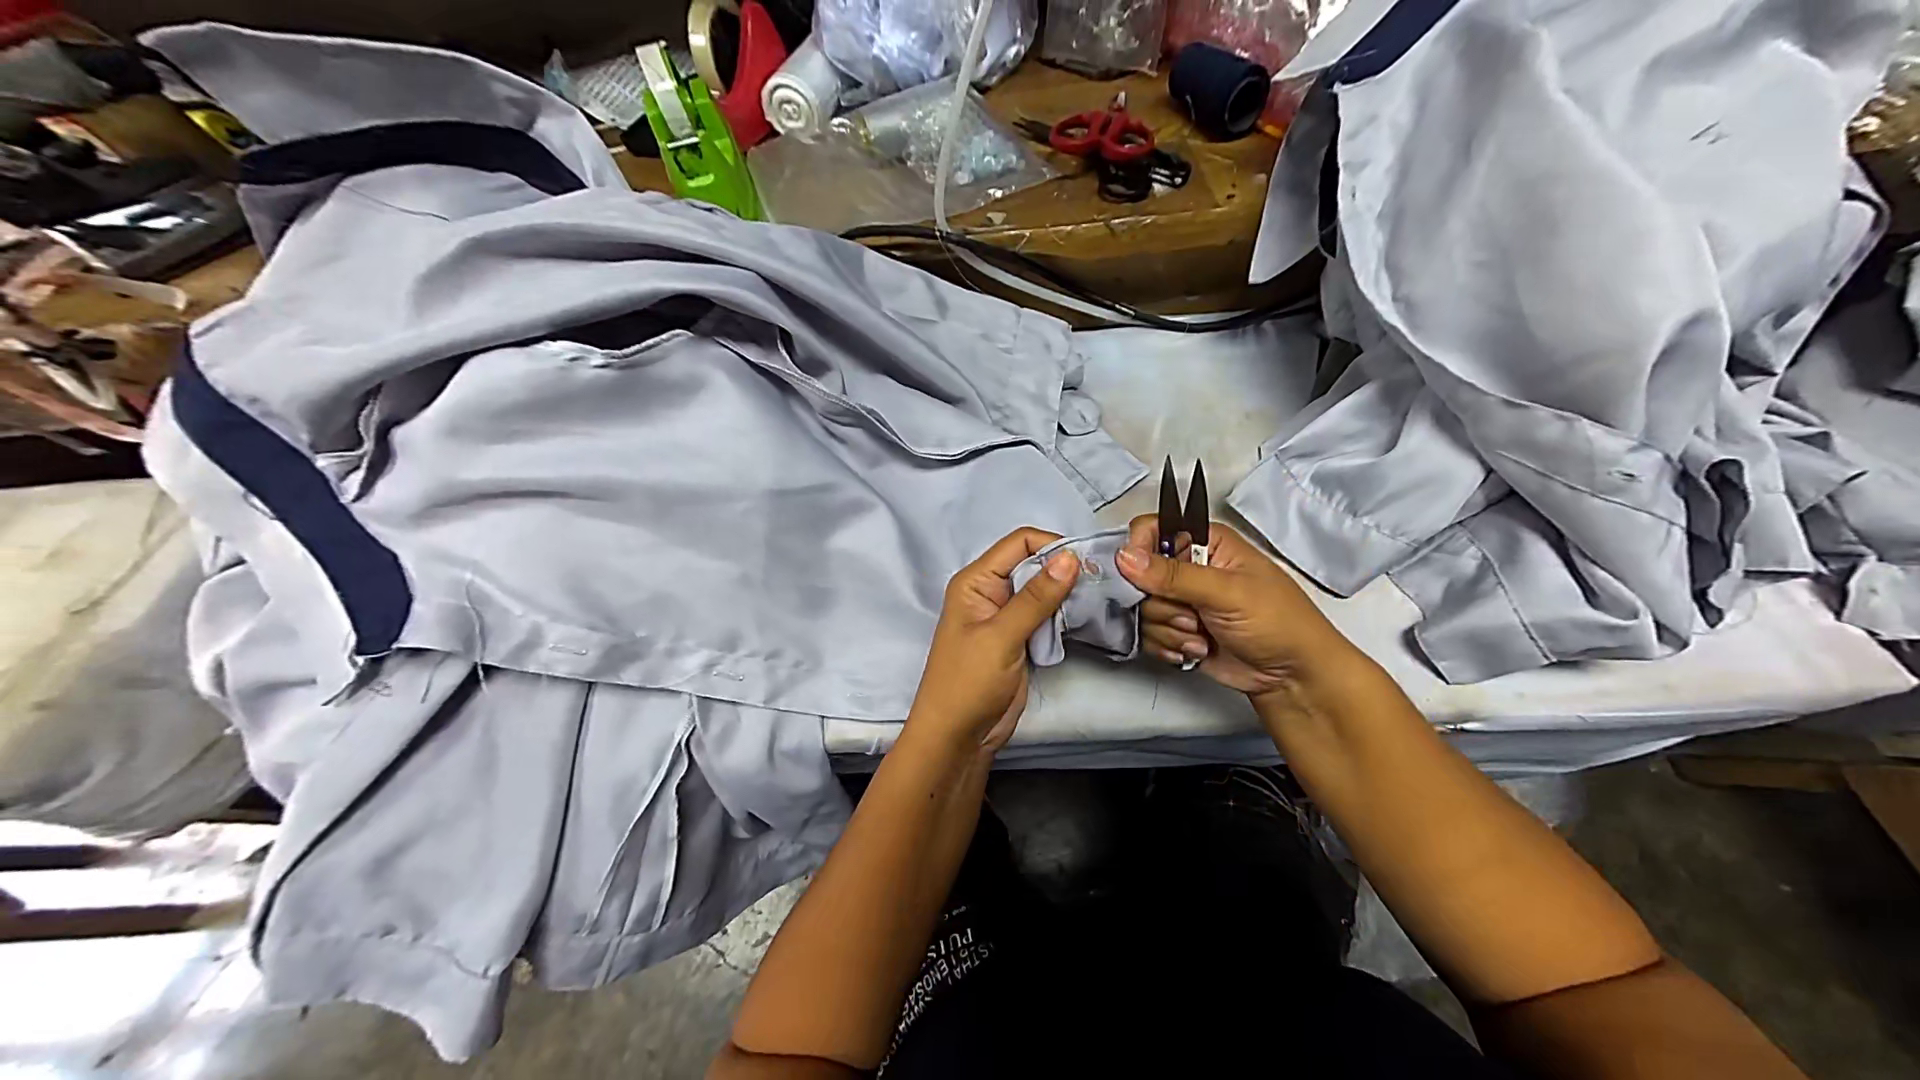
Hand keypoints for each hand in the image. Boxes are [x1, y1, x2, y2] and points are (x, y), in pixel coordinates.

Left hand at [906, 528, 1080, 754]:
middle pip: (1033, 563)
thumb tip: (1069, 558)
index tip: (1087, 561)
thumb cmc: (967, 684)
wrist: (957, 737)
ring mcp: (1005, 616)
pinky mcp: (1019, 638)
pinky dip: (1063, 615)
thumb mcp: (1002, 637)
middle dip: (1064, 569)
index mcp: (976, 581)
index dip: (1052, 545)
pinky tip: (1083, 617)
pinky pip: (1045, 615)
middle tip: (1100, 581)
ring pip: (1043, 589)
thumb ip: (1036, 597)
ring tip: (1098, 597)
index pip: (1019, 543)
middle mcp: (990, 592)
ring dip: (1067, 592)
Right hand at [1114, 515, 1368, 710]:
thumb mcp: (1227, 592)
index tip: (1141, 576)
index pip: (1152, 529)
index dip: (1139, 550)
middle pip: (1139, 576)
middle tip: (1190, 614)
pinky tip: (1195, 649)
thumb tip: (1127, 557)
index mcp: (1206, 543)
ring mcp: (1181, 601)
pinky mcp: (1176, 630)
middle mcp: (1189, 568)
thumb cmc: (1279, 623)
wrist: (1291, 676)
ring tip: (1202, 635)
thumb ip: (1174, 575)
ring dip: (1169, 629)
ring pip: (1142, 609)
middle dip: (1162, 603)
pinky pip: (1148, 634)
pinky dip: (1168, 646)